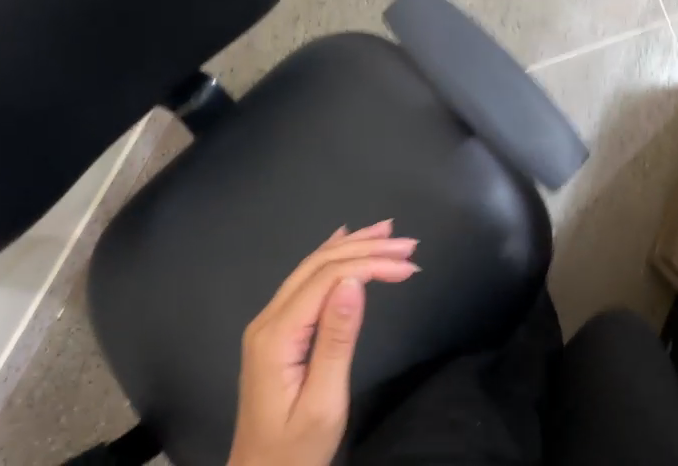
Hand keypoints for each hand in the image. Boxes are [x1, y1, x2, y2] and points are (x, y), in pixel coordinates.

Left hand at [228, 220, 419, 465]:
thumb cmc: (296, 451)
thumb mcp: (324, 403)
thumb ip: (337, 340)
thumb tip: (354, 282)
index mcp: (277, 336)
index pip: (328, 278)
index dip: (370, 264)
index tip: (410, 266)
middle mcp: (267, 320)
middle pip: (318, 265)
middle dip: (365, 248)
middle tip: (408, 243)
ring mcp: (268, 325)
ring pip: (311, 268)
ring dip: (351, 247)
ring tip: (387, 232)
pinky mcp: (275, 333)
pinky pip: (305, 282)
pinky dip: (331, 258)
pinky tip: (342, 241)